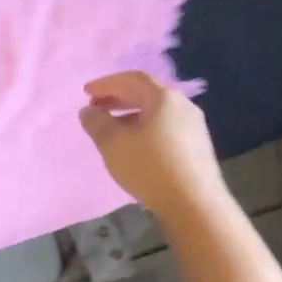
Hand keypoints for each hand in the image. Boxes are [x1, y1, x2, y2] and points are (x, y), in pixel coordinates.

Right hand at [79, 71, 229, 219]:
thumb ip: (97, 123)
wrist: (193, 201)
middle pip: (146, 93)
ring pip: (155, 111)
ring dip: (129, 113)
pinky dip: (142, 126)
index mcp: (163, 99)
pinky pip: (163, 125)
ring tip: (110, 127)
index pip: (133, 79)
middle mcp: (182, 105)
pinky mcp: (194, 144)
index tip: (86, 92)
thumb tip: (88, 110)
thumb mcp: (113, 144)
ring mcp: (192, 125)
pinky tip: (132, 143)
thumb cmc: (149, 166)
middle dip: (117, 97)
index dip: (107, 83)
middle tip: (95, 107)